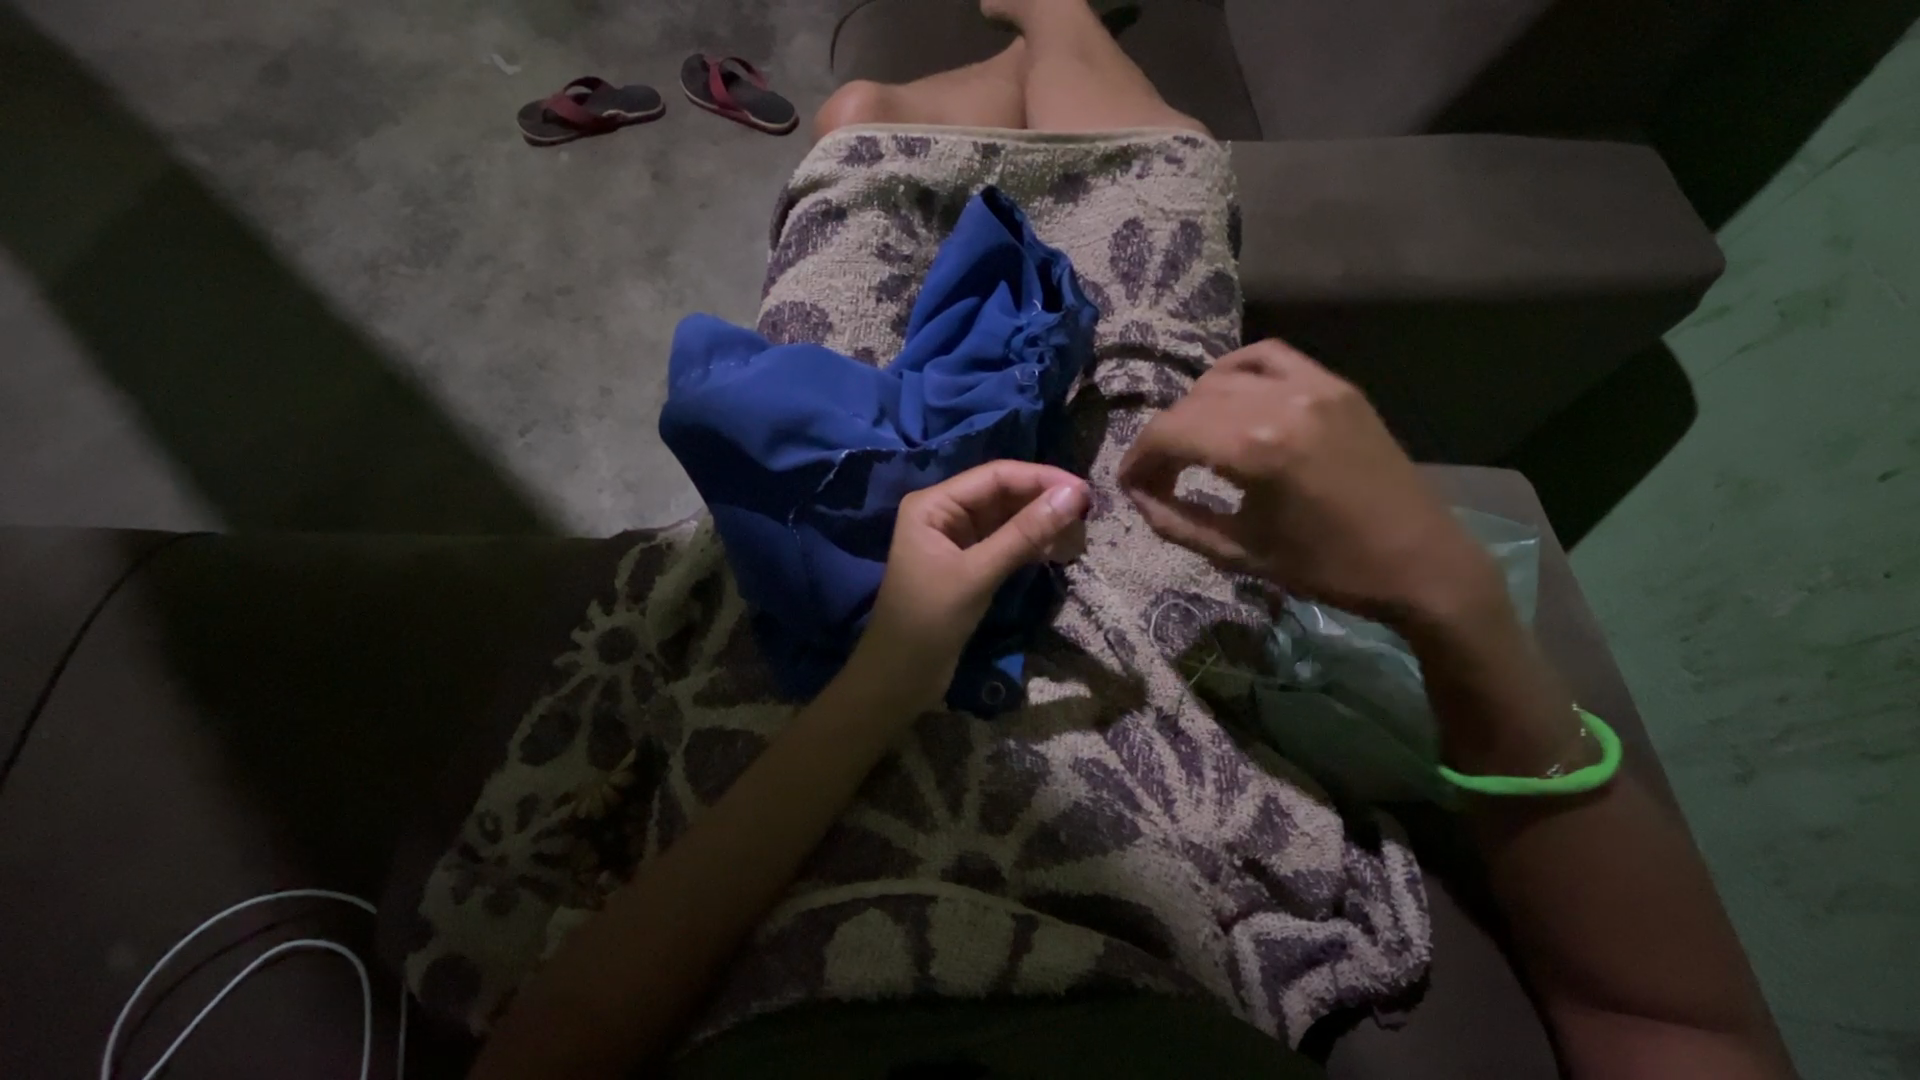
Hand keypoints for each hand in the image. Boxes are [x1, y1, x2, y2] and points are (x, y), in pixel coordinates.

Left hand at [849, 460, 1090, 712]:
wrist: (898, 680)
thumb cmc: (928, 621)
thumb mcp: (977, 574)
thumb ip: (1025, 534)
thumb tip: (1074, 495)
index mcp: (934, 504)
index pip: (995, 475)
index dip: (1041, 478)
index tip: (1085, 491)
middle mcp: (944, 513)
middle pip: (1003, 494)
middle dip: (1044, 501)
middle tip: (1090, 514)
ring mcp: (957, 540)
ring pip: (1008, 519)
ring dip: (1042, 524)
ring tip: (1080, 534)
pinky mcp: (969, 566)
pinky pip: (1006, 543)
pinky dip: (1032, 545)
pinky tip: (1059, 551)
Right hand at [1118, 338, 1502, 630]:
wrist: (1419, 562)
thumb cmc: (1326, 568)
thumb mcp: (1239, 553)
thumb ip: (1175, 521)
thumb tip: (1135, 494)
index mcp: (1256, 449)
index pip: (1169, 433)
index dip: (1138, 459)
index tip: (1130, 484)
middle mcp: (1281, 403)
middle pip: (1190, 405)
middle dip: (1163, 440)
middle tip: (1157, 476)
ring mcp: (1313, 387)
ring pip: (1223, 378)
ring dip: (1194, 408)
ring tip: (1194, 442)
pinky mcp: (1336, 385)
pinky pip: (1269, 357)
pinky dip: (1236, 372)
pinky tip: (1229, 398)